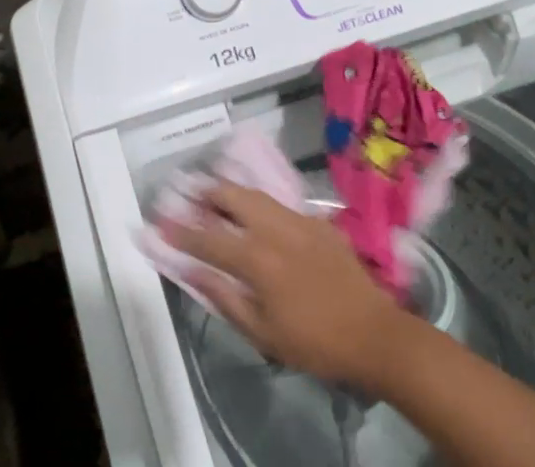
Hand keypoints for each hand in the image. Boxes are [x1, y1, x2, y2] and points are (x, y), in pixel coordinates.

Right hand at [161, 182, 409, 387]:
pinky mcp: (321, 224)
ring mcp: (302, 222)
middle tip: (189, 195)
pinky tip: (260, 215)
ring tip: (217, 196)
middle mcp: (276, 230)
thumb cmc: (314, 342)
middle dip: (207, 193)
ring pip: (259, 195)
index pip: (208, 239)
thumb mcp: (261, 332)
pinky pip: (283, 205)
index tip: (159, 223)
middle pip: (233, 197)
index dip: (181, 231)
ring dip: (233, 193)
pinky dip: (262, 204)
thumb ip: (224, 297)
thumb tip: (192, 271)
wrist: (374, 334)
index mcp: (258, 259)